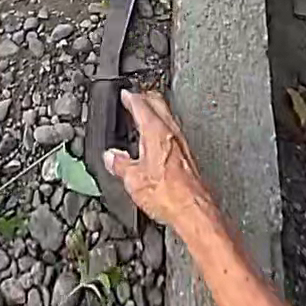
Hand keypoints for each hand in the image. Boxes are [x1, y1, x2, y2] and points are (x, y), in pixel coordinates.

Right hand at [103, 90, 211, 227]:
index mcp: (155, 130)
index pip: (140, 103)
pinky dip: (163, 127)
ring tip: (145, 116)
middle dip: (145, 97)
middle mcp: (170, 131)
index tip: (125, 94)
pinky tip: (159, 140)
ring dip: (155, 111)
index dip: (130, 97)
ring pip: (168, 115)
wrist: (194, 211)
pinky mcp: (188, 155)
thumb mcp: (133, 180)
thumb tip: (111, 157)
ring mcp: (182, 142)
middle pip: (158, 102)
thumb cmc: (169, 194)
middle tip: (135, 98)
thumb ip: (119, 165)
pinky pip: (174, 131)